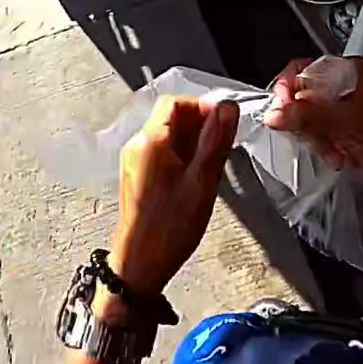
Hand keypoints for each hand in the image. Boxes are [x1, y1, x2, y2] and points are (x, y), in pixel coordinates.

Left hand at [111, 96, 238, 295]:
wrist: (141, 262)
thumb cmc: (169, 227)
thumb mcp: (202, 181)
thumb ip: (215, 140)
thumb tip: (226, 108)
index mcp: (150, 141)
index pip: (174, 102)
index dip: (202, 106)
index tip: (225, 120)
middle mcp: (137, 145)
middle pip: (171, 117)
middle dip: (200, 124)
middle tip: (223, 143)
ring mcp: (135, 160)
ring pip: (168, 135)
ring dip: (193, 141)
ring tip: (212, 163)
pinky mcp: (138, 174)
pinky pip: (162, 152)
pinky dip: (182, 155)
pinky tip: (197, 176)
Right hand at [263, 56, 362, 200]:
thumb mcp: (345, 123)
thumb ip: (305, 115)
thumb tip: (271, 114)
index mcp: (348, 72)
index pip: (301, 69)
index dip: (287, 88)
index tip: (281, 110)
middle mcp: (343, 86)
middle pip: (300, 94)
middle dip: (301, 119)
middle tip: (308, 136)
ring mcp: (342, 108)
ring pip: (305, 116)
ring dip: (312, 137)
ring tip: (330, 152)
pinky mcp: (342, 129)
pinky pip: (315, 132)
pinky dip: (320, 145)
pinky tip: (336, 157)